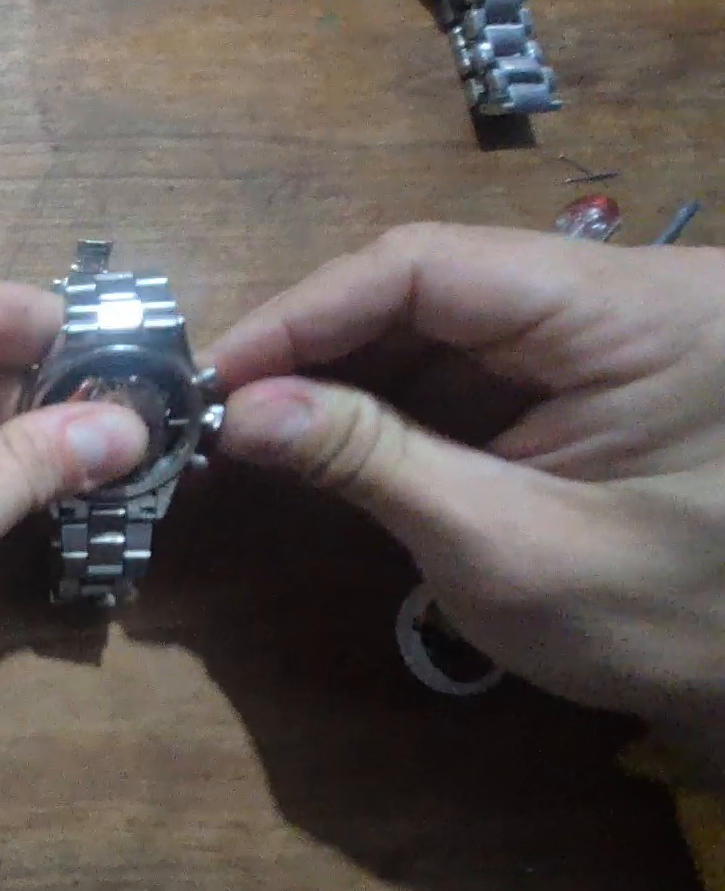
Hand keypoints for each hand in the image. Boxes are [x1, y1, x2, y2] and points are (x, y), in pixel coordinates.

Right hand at [209, 224, 724, 747]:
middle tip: (213, 409)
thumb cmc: (676, 624)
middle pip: (411, 287)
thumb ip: (367, 462)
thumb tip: (234, 412)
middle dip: (301, 348)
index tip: (213, 375)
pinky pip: (431, 367)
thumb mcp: (504, 546)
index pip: (427, 267)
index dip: (301, 314)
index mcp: (643, 315)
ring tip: (245, 427)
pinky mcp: (555, 376)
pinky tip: (308, 435)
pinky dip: (357, 402)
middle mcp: (615, 298)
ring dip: (319, 376)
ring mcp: (584, 335)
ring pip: (409, 325)